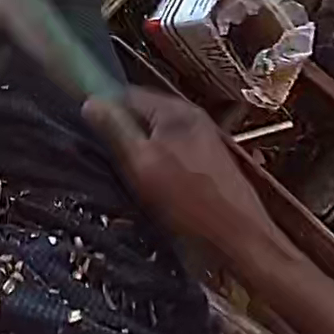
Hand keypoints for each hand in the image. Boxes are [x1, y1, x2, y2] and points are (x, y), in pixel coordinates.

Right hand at [84, 87, 285, 261]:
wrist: (242, 240)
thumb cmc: (190, 203)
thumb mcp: (142, 165)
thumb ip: (115, 130)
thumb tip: (90, 102)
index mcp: (175, 108)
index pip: (127, 93)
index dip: (106, 111)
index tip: (92, 137)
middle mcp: (191, 114)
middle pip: (143, 113)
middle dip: (124, 133)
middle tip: (111, 161)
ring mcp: (203, 135)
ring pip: (157, 133)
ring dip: (141, 150)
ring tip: (133, 177)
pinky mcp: (209, 158)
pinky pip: (172, 149)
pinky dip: (159, 161)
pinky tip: (156, 187)